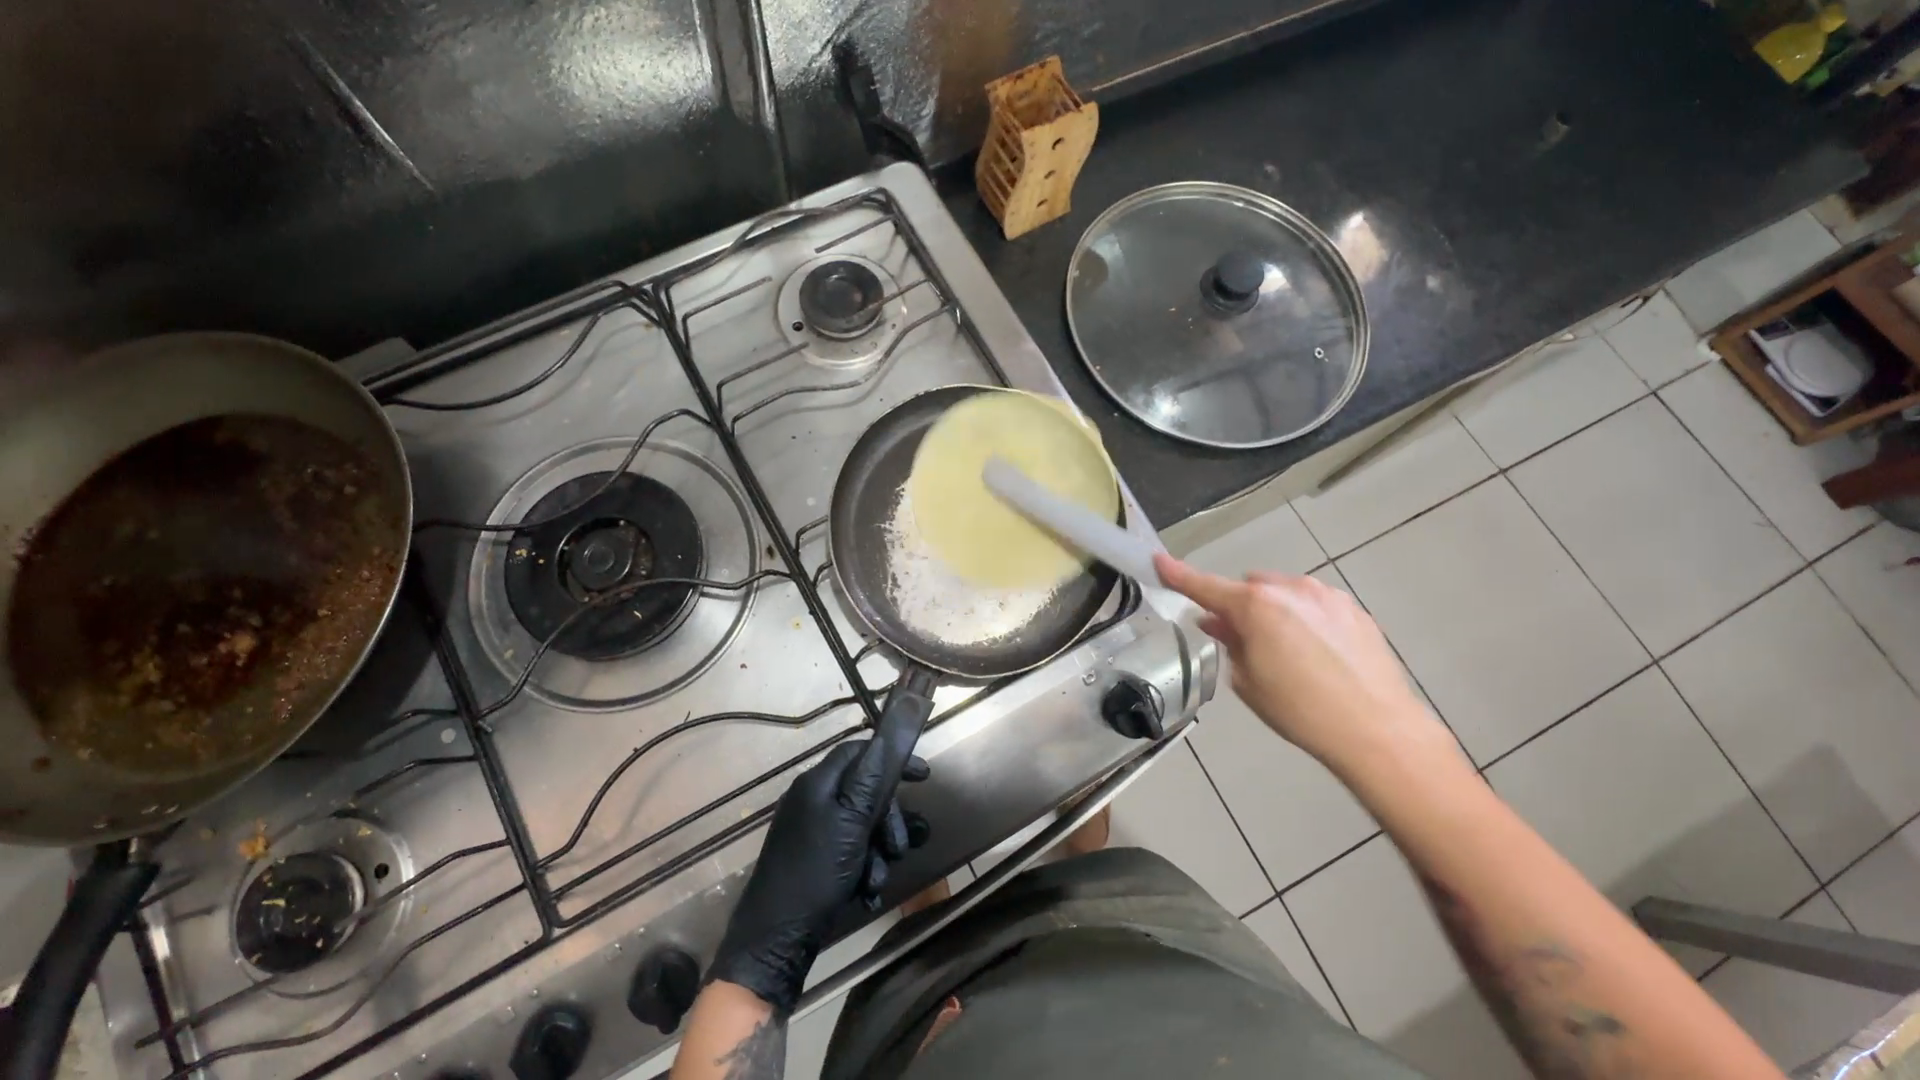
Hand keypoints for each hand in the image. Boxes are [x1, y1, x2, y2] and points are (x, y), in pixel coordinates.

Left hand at [705, 740, 928, 1012]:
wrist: (775, 937)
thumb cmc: (818, 869)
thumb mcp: (855, 815)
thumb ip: (881, 765)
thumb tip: (908, 703)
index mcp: (818, 782)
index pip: (861, 750)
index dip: (895, 759)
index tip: (924, 777)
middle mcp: (811, 800)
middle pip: (865, 792)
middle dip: (889, 819)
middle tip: (899, 846)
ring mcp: (809, 832)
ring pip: (861, 827)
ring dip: (878, 852)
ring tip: (879, 878)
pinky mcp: (810, 862)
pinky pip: (849, 853)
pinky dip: (863, 869)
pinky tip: (867, 892)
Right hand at [1156, 554, 1454, 774]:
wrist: (1376, 729)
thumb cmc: (1300, 711)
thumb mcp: (1249, 682)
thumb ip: (1231, 644)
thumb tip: (1219, 624)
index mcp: (1257, 606)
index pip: (1206, 586)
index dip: (1178, 575)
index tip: (1157, 561)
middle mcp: (1291, 590)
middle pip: (1250, 588)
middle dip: (1241, 608)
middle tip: (1243, 644)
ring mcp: (1327, 596)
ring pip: (1285, 594)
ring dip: (1276, 613)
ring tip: (1289, 657)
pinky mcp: (1355, 610)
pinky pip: (1316, 606)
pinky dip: (1306, 621)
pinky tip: (1319, 658)